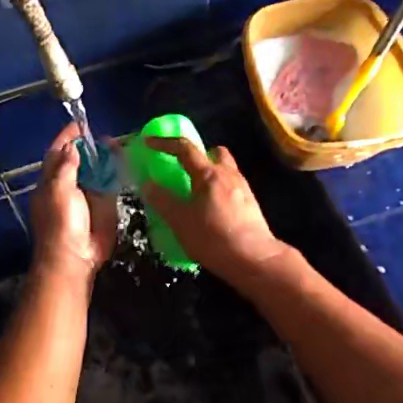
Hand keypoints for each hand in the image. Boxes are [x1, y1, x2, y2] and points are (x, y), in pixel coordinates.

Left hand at [30, 124, 118, 278]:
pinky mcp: (103, 206)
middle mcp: (68, 185)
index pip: (57, 153)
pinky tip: (124, 162)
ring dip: (106, 158)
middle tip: (106, 135)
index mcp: (50, 181)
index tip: (80, 123)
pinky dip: (116, 173)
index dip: (67, 137)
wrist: (75, 258)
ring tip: (117, 144)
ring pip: (96, 170)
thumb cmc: (61, 224)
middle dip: (90, 146)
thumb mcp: (58, 191)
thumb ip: (66, 167)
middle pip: (79, 160)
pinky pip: (110, 184)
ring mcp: (86, 195)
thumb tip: (71, 146)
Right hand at [139, 136, 293, 284]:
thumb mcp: (180, 220)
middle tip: (183, 169)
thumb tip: (148, 184)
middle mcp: (229, 175)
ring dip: (210, 174)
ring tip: (196, 194)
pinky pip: (231, 188)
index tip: (149, 143)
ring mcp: (244, 189)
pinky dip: (219, 191)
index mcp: (209, 174)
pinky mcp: (251, 206)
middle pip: (215, 153)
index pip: (185, 148)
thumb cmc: (213, 237)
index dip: (164, 143)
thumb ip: (163, 200)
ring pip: (225, 171)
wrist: (254, 260)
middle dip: (198, 155)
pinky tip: (212, 211)